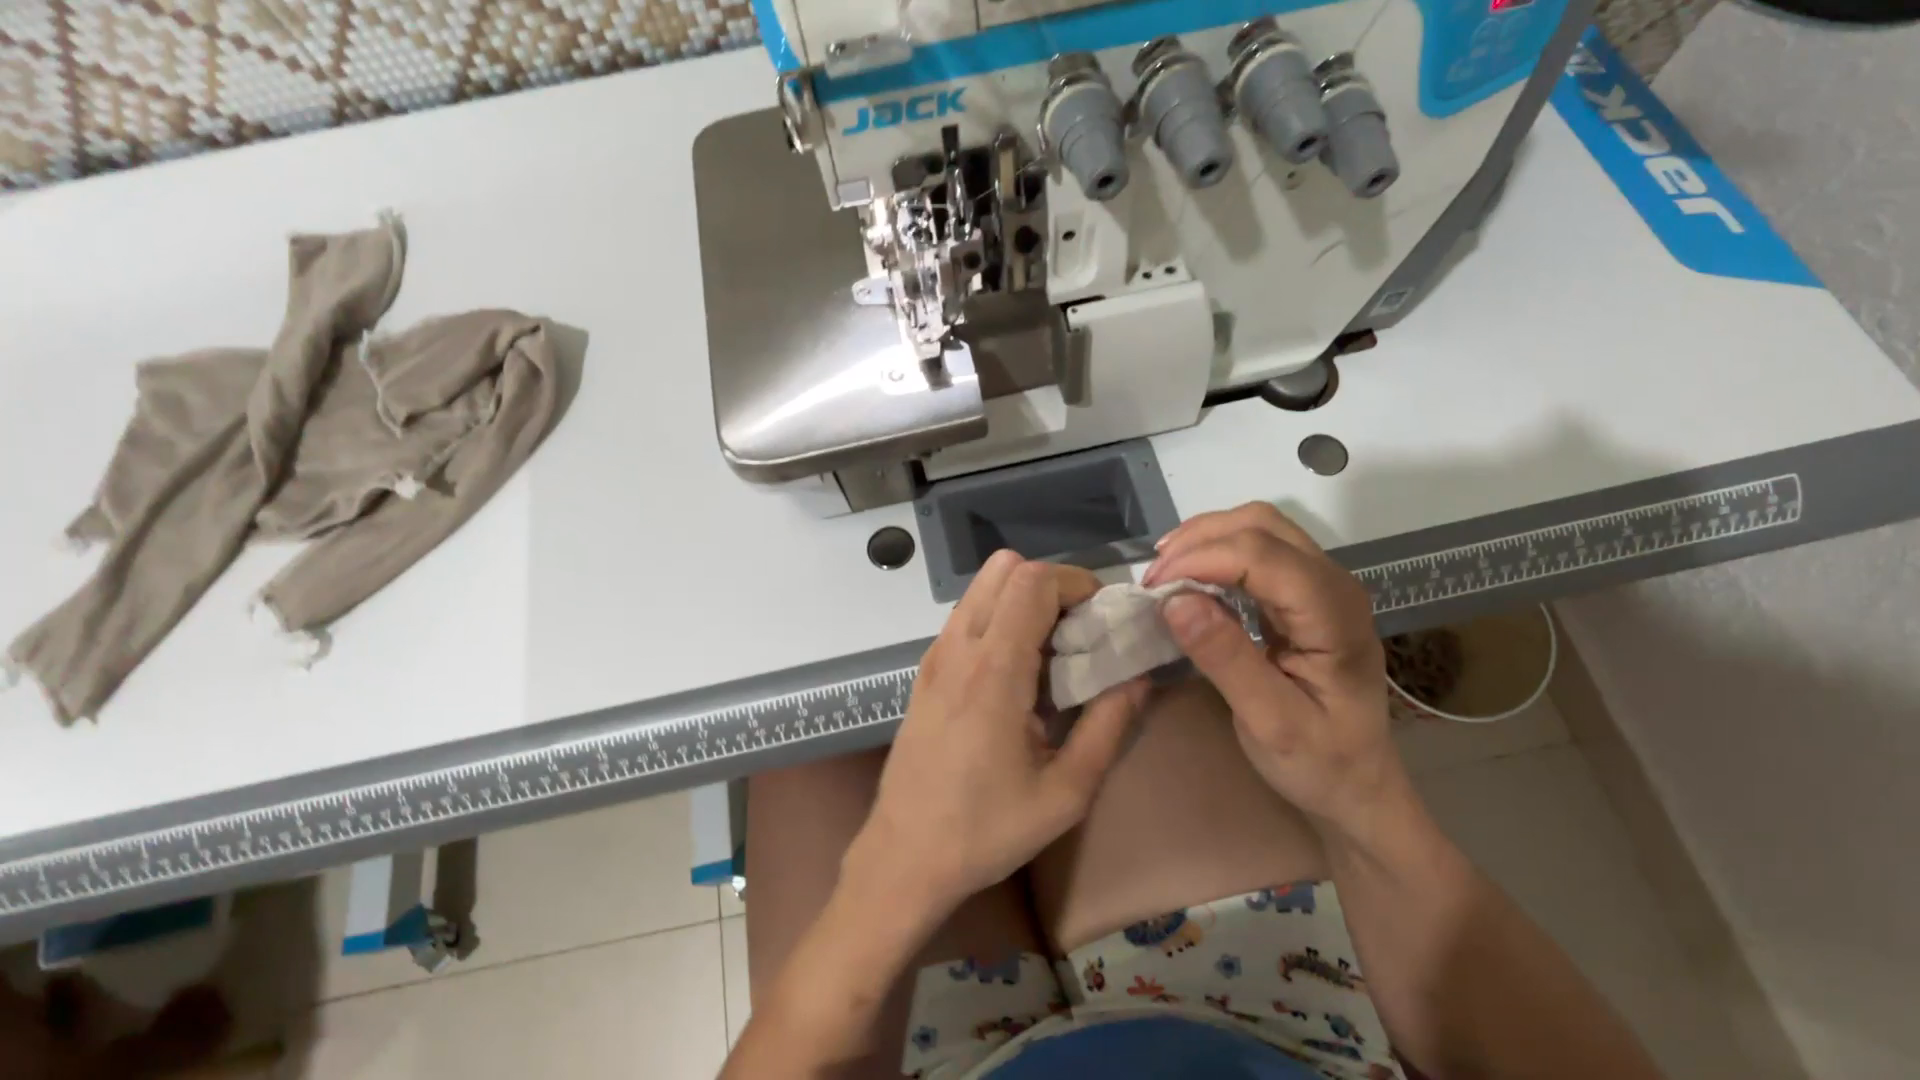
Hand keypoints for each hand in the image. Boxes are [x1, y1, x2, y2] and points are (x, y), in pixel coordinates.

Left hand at [855, 551, 1148, 912]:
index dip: (1077, 583)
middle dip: (1053, 584)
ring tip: (1053, 652)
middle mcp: (958, 649)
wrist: (904, 857)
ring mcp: (935, 658)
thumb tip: (1140, 676)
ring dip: (1023, 600)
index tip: (1105, 617)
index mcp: (994, 670)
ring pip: (981, 589)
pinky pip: (965, 619)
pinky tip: (1018, 675)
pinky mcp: (925, 674)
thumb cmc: (987, 830)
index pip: (1033, 581)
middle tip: (1082, 630)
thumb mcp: (1066, 792)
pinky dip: (998, 620)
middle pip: (1005, 569)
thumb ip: (1109, 725)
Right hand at [1143, 502, 1409, 838]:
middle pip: (1262, 525)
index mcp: (1335, 616)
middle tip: (1153, 580)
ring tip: (1164, 575)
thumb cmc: (1320, 762)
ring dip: (1207, 540)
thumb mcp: (1269, 723)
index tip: (1153, 589)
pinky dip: (1217, 552)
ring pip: (1260, 527)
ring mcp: (1323, 585)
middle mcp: (1335, 585)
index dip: (1202, 558)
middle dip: (1199, 540)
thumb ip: (1226, 659)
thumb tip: (1174, 600)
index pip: (1263, 556)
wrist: (1360, 785)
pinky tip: (1190, 578)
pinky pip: (1260, 550)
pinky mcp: (1306, 593)